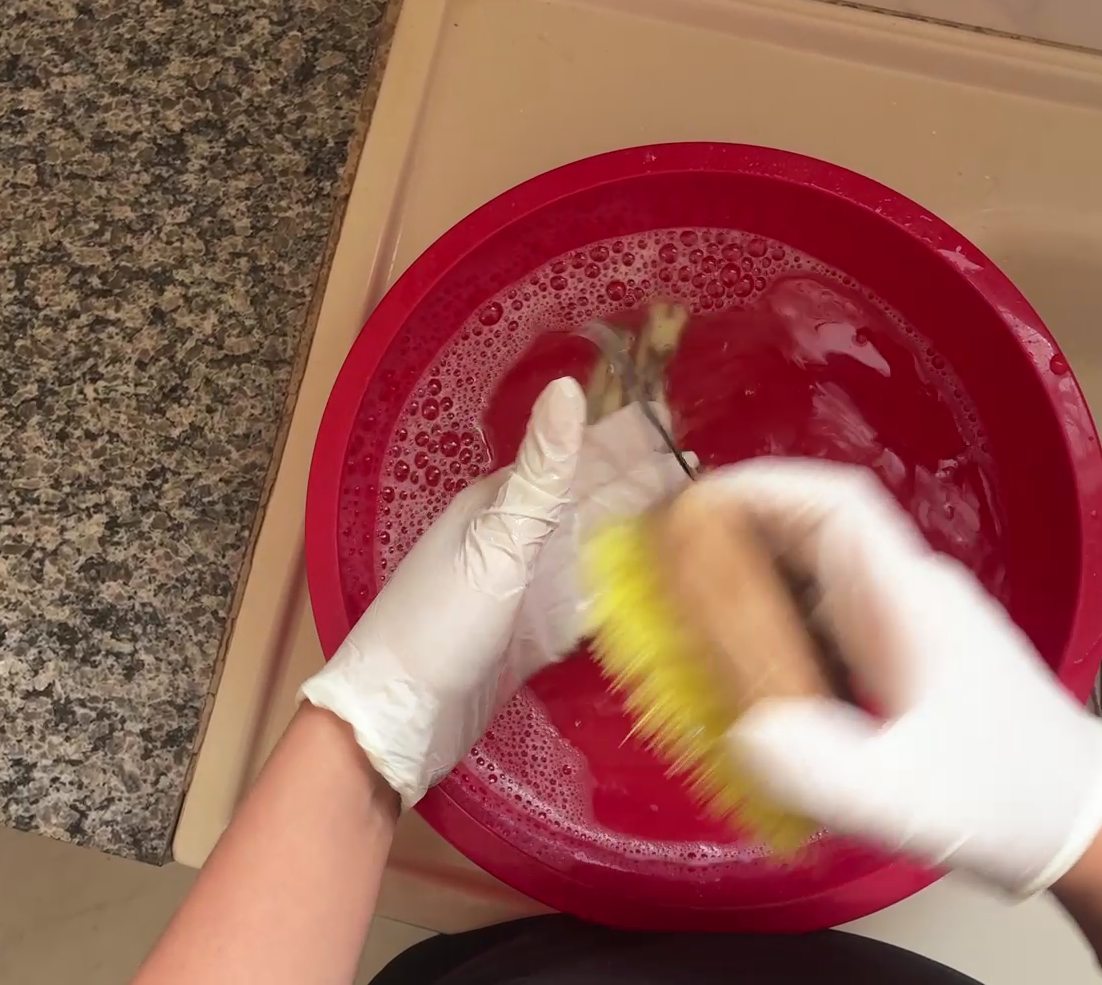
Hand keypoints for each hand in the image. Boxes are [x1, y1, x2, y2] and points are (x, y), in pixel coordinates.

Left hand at [302, 379, 691, 806]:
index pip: (579, 458)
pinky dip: (620, 587)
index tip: (674, 419)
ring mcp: (529, 586)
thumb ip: (541, 471)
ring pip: (595, 547)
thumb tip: (568, 386)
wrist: (400, 715)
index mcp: (506, 504)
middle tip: (700, 467)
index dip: (626, 440)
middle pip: (593, 501)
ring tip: (691, 516)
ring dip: (639, 532)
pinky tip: (653, 580)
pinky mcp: (536, 631)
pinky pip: (588, 598)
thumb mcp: (497, 540)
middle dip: (643, 482)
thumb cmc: (442, 619)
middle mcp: (520, 537)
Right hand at [711, 458, 1101, 895]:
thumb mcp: (908, 797)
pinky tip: (745, 648)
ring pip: (811, 560)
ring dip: (750, 564)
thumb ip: (823, 769)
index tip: (702, 500)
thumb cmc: (1002, 799)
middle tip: (673, 551)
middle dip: (737, 524)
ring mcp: (898, 612)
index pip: (837, 502)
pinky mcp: (893, 640)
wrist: (1083, 821)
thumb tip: (740, 733)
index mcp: (904, 598)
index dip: (766, 485)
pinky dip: (771, 605)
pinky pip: (818, 599)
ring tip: (694, 594)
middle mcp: (899, 588)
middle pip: (810, 523)